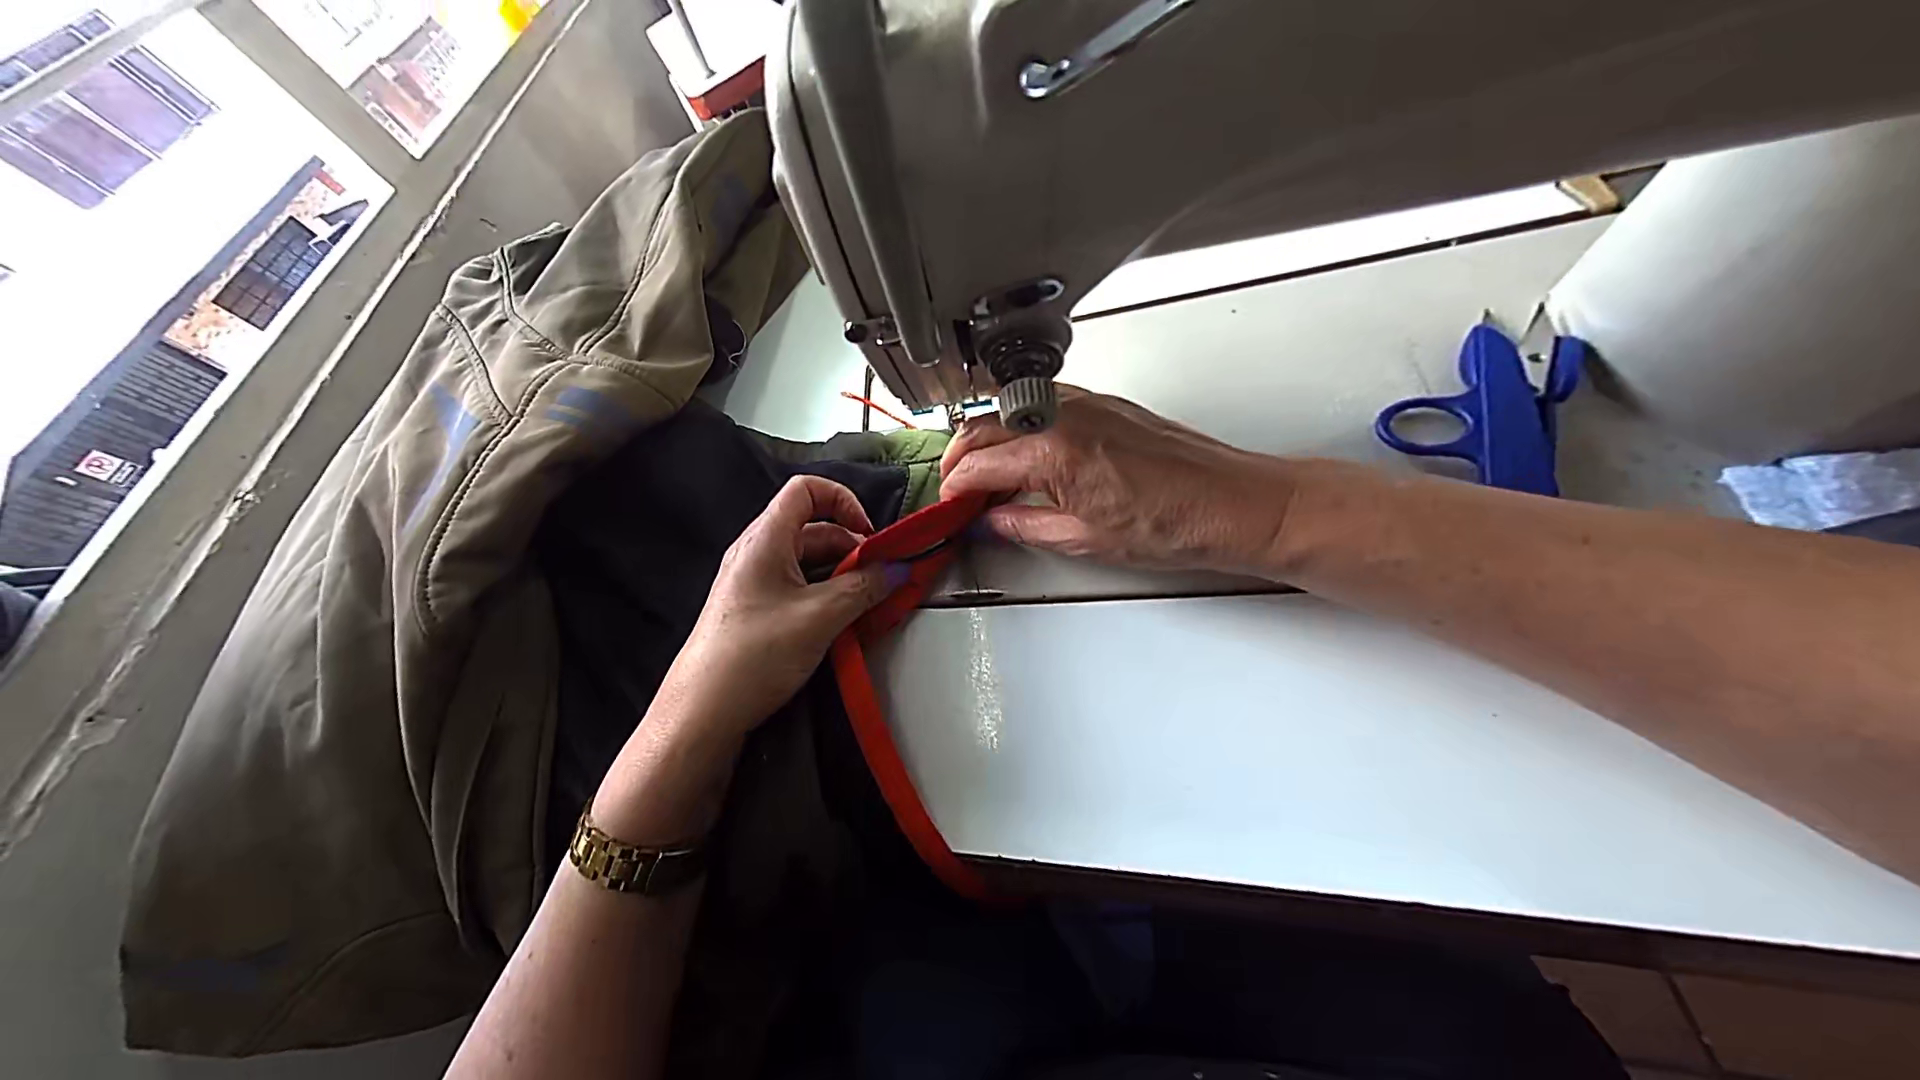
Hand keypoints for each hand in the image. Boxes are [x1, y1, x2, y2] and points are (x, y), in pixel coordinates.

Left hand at [656, 475, 895, 738]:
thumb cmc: (752, 656)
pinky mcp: (758, 609)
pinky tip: (844, 621)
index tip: (870, 535)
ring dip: (843, 575)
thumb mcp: (820, 617)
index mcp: (765, 539)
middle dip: (853, 548)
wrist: (703, 713)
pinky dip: (828, 595)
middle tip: (880, 576)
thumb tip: (898, 570)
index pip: (806, 490)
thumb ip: (865, 588)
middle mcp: (757, 553)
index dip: (844, 501)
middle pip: (814, 528)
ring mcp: (756, 582)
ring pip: (810, 561)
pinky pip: (800, 587)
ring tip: (868, 602)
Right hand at [940, 385, 1298, 574]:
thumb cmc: (1174, 522)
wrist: (1230, 504)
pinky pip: (1043, 403)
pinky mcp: (1105, 402)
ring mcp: (1085, 402)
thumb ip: (1025, 524)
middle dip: (961, 458)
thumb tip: (996, 520)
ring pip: (1009, 409)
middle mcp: (1063, 415)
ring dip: (988, 437)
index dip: (954, 486)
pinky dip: (1021, 424)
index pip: (978, 464)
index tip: (950, 501)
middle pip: (984, 427)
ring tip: (989, 474)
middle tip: (959, 488)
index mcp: (1051, 452)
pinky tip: (1027, 452)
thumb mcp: (1083, 539)